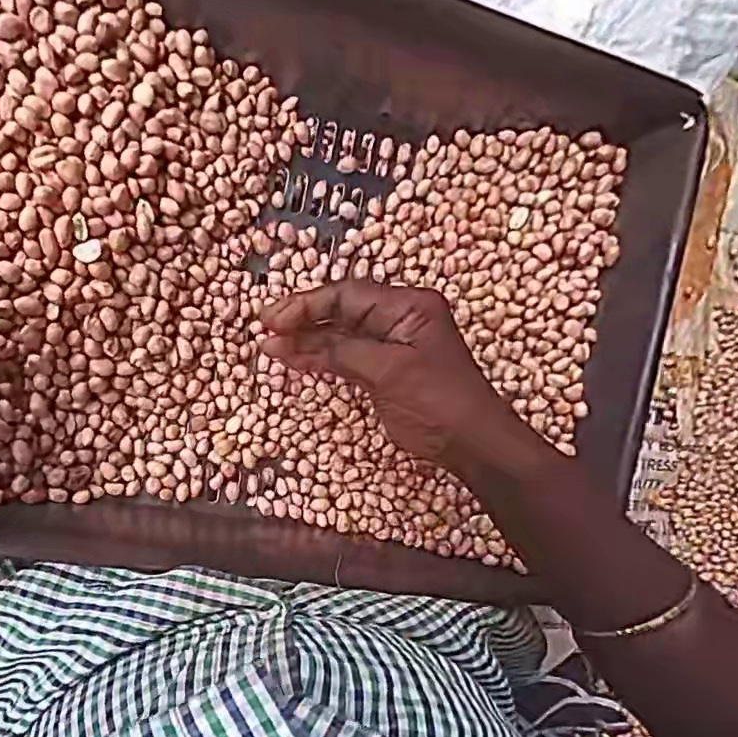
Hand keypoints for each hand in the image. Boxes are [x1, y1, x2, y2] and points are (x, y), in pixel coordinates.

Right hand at [258, 280, 514, 464]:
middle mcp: (400, 317)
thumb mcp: (387, 371)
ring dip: (306, 340)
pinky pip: (346, 355)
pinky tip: (295, 359)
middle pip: (341, 310)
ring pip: (340, 334)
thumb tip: (288, 343)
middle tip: (264, 328)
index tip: (272, 318)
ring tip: (271, 346)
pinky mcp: (385, 368)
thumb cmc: (438, 402)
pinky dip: (320, 358)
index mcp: (408, 305)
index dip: (305, 305)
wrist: (473, 442)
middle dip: (301, 319)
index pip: (347, 294)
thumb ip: (339, 352)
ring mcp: (392, 343)